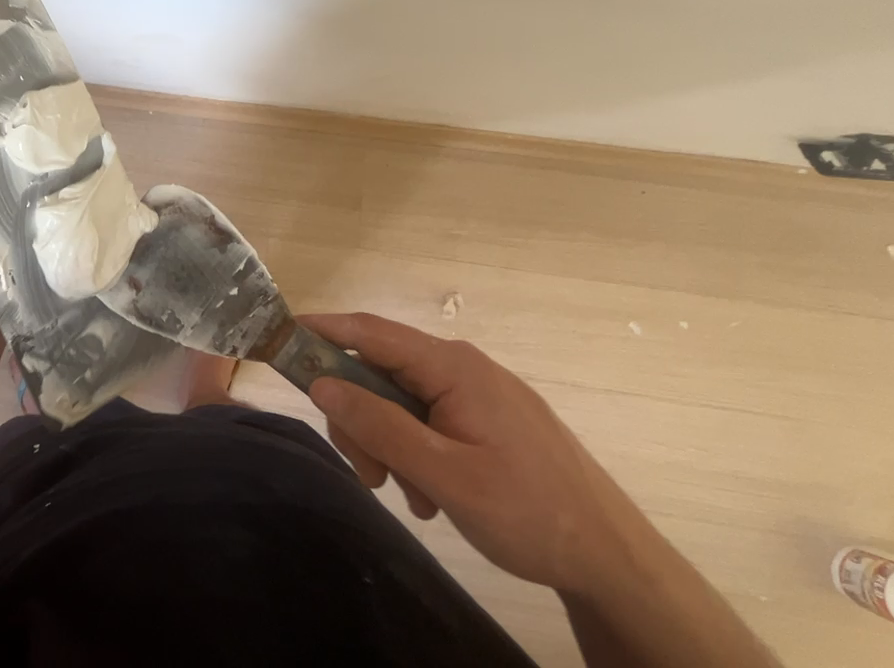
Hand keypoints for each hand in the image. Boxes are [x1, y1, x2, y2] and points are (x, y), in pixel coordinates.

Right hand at [302, 313, 657, 594]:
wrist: (617, 563)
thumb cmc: (530, 514)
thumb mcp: (444, 474)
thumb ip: (378, 425)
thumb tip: (320, 381)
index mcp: (454, 368)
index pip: (369, 331)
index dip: (319, 329)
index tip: (276, 339)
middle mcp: (463, 368)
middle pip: (379, 371)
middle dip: (358, 416)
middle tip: (366, 472)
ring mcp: (477, 393)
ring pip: (399, 400)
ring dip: (387, 442)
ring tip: (409, 494)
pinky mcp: (488, 419)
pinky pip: (427, 419)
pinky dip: (413, 450)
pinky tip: (430, 493)